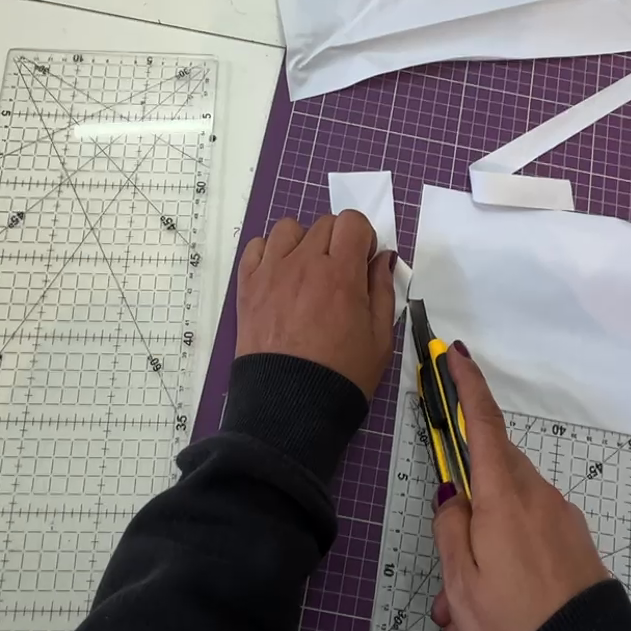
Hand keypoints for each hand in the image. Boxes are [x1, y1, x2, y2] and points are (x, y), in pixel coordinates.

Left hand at [236, 211, 395, 398]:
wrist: (290, 408)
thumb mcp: (380, 338)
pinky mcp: (247, 286)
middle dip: (338, 242)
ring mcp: (272, 272)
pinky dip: (269, 253)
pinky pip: (256, 247)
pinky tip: (279, 277)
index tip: (362, 262)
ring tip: (306, 274)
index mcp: (342, 274)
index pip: (353, 222)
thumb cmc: (342, 375)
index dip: (363, 238)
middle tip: (339, 275)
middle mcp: (305, 263)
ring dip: (303, 243)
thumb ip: (383, 290)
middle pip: (324, 223)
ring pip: (289, 229)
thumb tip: (382, 258)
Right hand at [430, 347, 609, 630]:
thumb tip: (454, 494)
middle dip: (467, 506)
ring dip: (484, 546)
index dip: (468, 383)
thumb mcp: (462, 581)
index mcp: (505, 495)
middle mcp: (538, 496)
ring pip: (509, 511)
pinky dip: (509, 559)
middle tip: (448, 567)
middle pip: (492, 473)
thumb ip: (451, 526)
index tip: (455, 353)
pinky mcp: (578, 545)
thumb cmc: (514, 625)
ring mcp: (562, 519)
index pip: (483, 421)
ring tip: (465, 611)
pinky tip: (497, 607)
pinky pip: (532, 534)